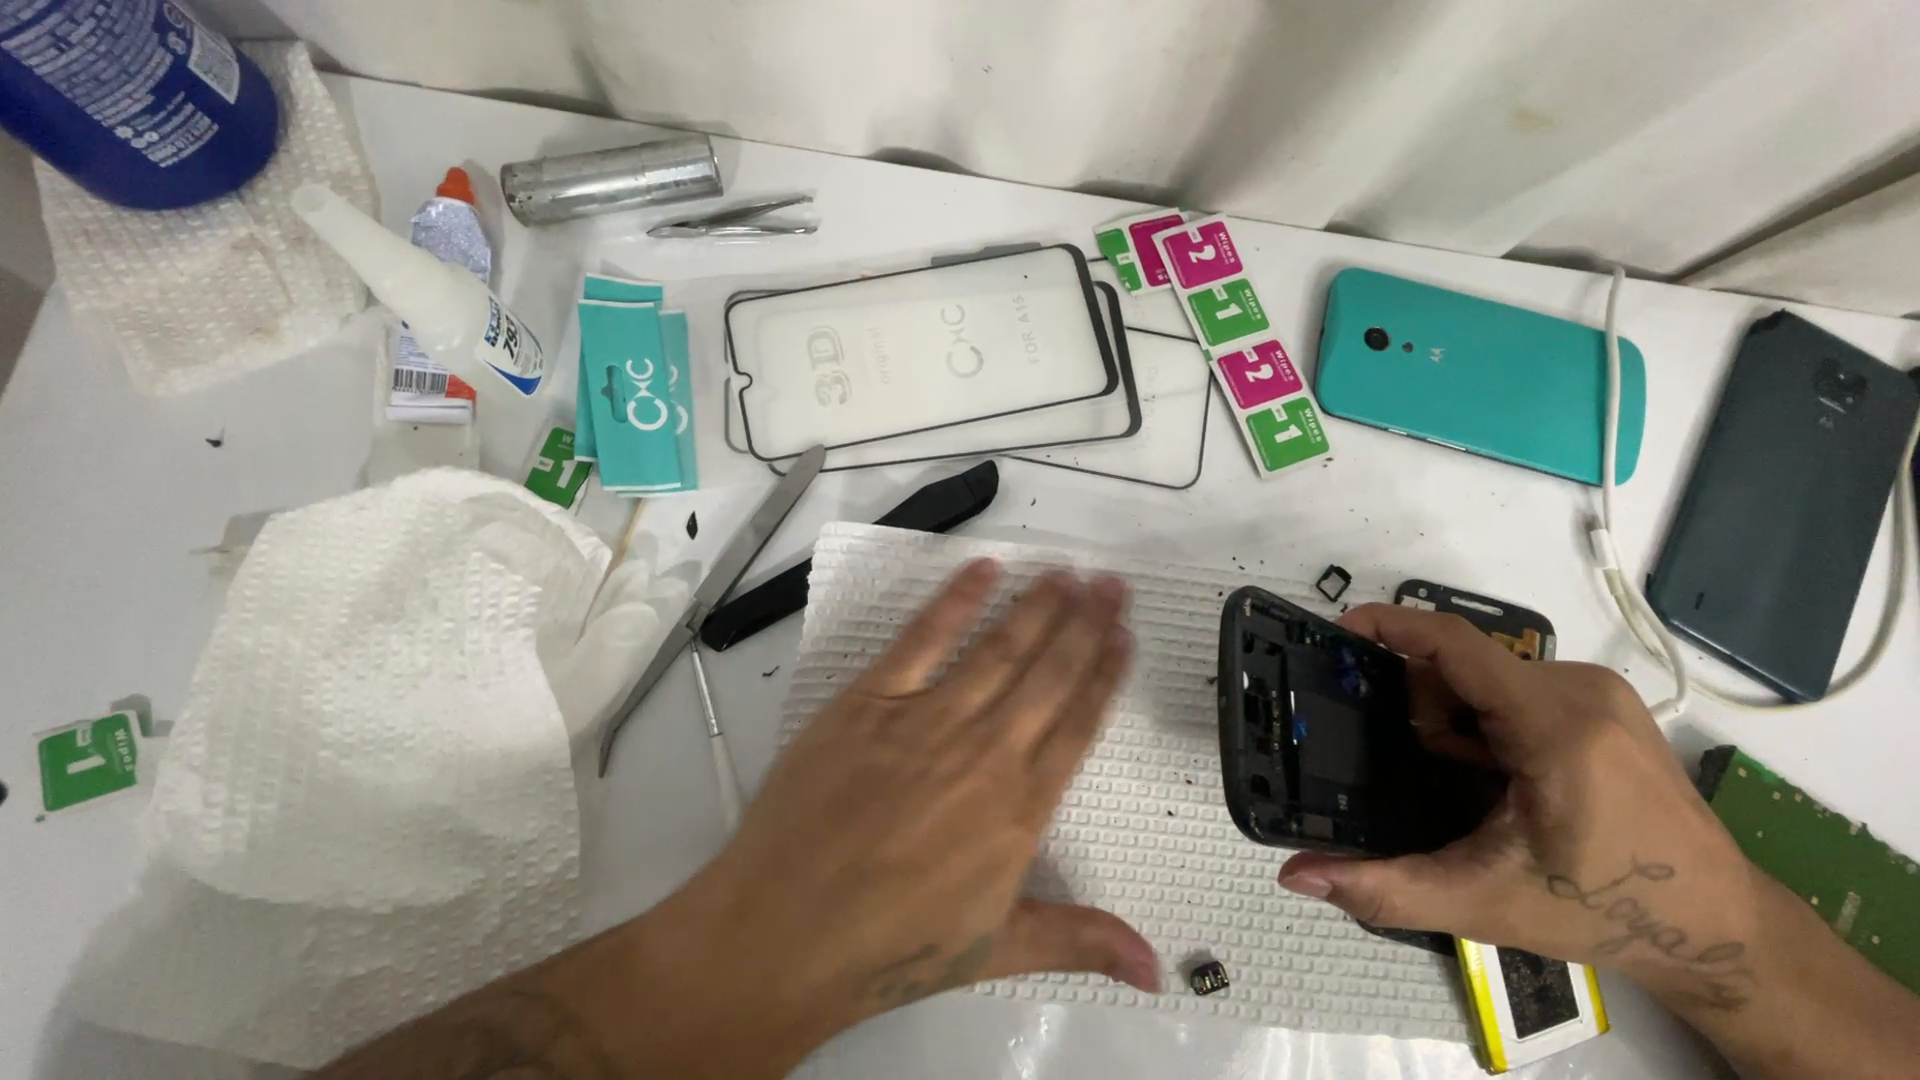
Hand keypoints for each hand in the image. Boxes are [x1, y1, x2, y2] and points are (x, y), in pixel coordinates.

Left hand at [651, 560, 1157, 1061]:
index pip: (1080, 723)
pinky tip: (982, 569)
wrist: (787, 933)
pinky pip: (922, 638)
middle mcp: (986, 752)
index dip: (1106, 674)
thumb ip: (1082, 940)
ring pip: (998, 649)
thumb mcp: (998, 950)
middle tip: (1111, 583)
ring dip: (1037, 606)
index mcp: (1021, 808)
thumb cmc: (893, 946)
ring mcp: (926, 720)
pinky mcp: (869, 701)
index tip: (1125, 635)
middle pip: (1050, 674)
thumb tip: (1159, 971)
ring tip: (1066, 573)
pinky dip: (955, 600)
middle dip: (1086, 623)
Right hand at [1277, 603, 1762, 1008]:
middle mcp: (1580, 690)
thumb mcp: (1486, 903)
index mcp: (1556, 725)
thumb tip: (1300, 874)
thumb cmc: (1610, 911)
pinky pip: (1512, 685)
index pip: (1456, 643)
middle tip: (1417, 766)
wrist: (1720, 929)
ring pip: (1483, 674)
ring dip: (1449, 716)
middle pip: (1459, 663)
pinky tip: (1492, 773)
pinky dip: (1480, 718)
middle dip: (1419, 706)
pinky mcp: (1603, 703)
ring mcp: (1597, 693)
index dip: (1388, 626)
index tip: (1334, 635)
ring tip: (1464, 782)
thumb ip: (1387, 889)